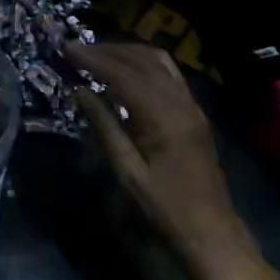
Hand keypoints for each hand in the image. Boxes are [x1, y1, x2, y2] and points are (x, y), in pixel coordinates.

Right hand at [68, 43, 257, 274]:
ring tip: (97, 54)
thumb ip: (105, 127)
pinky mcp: (194, 110)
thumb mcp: (128, 172)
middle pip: (141, 60)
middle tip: (76, 49)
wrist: (212, 230)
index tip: (68, 50)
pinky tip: (126, 68)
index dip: (94, 60)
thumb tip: (80, 92)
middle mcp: (180, 102)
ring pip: (158, 61)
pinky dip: (144, 62)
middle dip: (106, 50)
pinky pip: (169, 72)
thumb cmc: (165, 207)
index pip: (123, 74)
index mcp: (163, 117)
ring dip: (126, 51)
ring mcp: (191, 104)